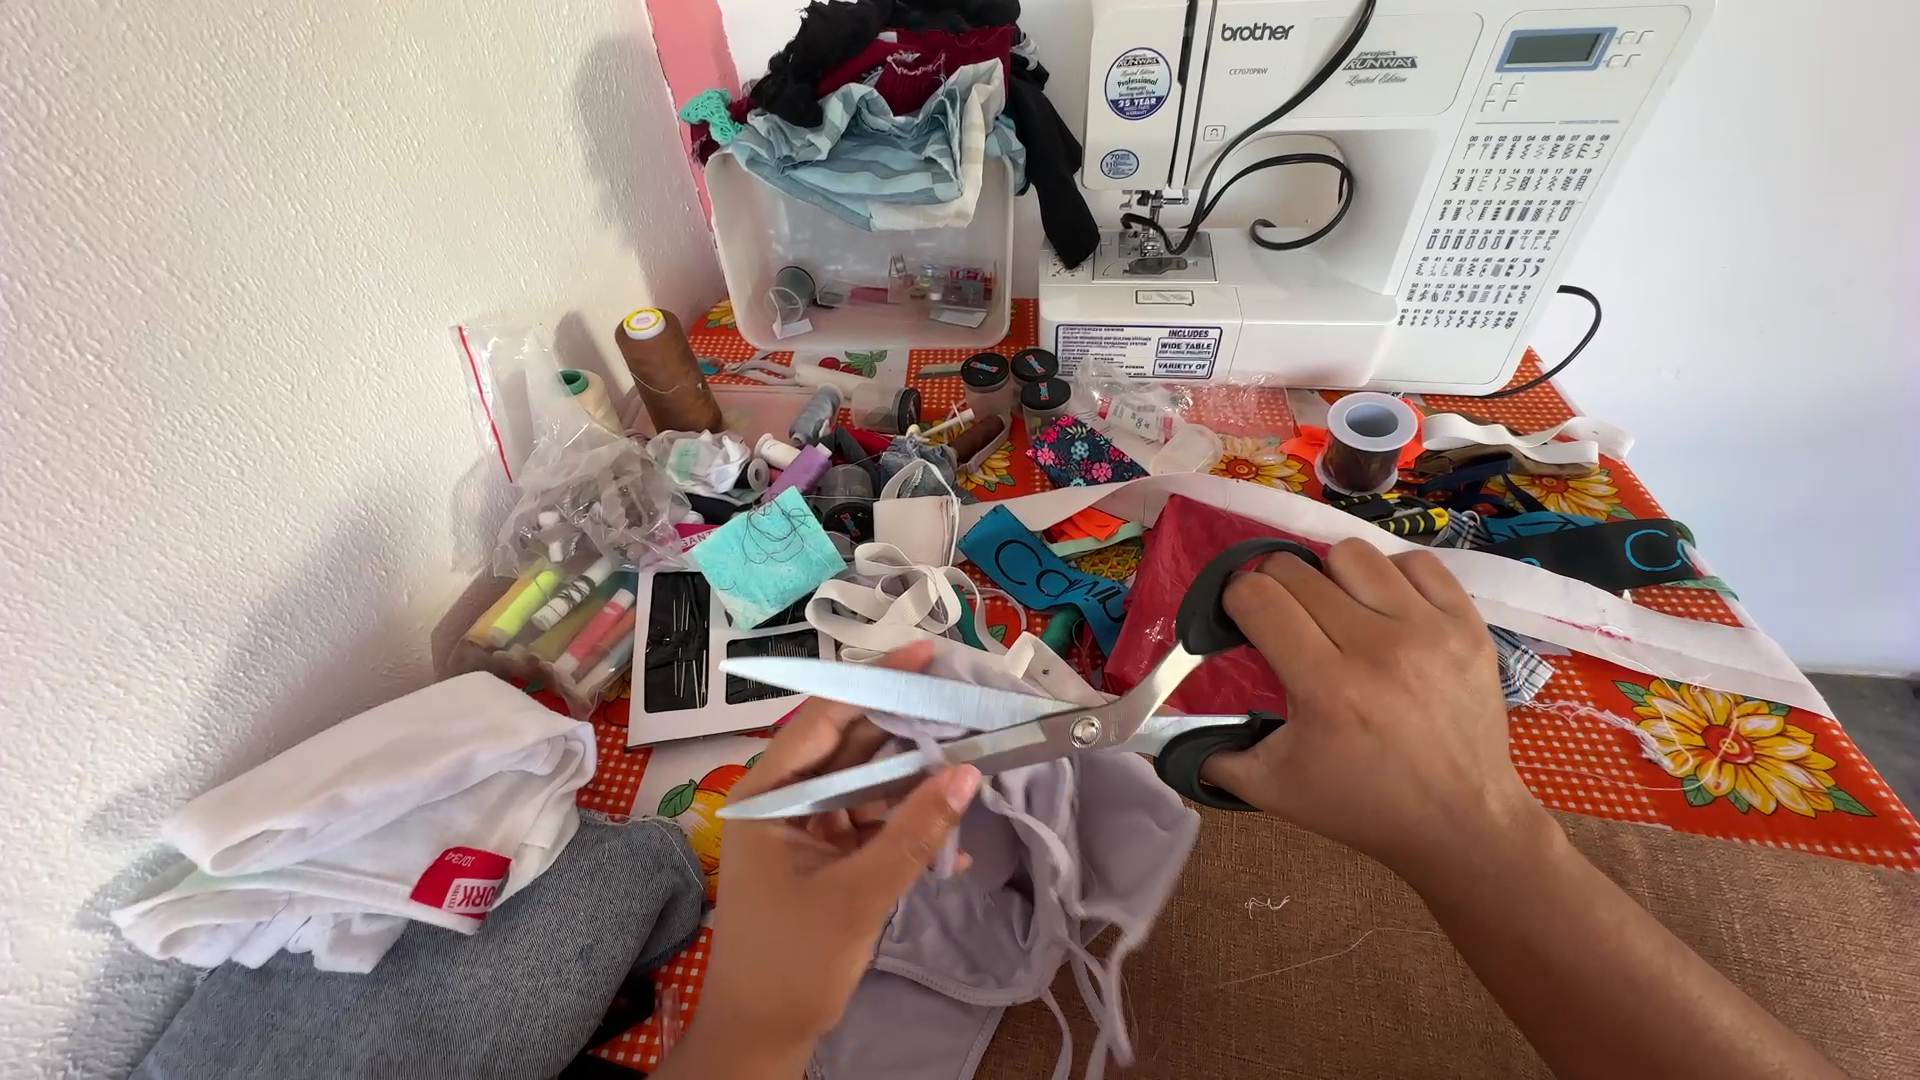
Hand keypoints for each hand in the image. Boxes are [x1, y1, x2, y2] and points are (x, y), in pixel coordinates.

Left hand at [680, 642, 981, 1073]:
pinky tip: (954, 835)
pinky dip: (910, 821)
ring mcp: (810, 823)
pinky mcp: (831, 850)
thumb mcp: (857, 896)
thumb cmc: (792, 964)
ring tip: (971, 756)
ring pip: (871, 780)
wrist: (764, 1038)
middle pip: (853, 743)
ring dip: (917, 776)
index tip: (923, 654)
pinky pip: (876, 817)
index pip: (824, 718)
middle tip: (960, 701)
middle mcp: (788, 796)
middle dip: (907, 725)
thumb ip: (914, 833)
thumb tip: (969, 773)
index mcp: (770, 793)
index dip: (874, 682)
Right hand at [1202, 539, 1550, 885]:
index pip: (1257, 597)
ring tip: (1333, 609)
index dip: (1235, 599)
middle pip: (1295, 569)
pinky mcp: (1468, 626)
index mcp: (1326, 688)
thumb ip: (1206, 753)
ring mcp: (1430, 632)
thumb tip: (1155, 729)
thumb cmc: (1359, 805)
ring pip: (1351, 554)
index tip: (1240, 620)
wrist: (1464, 825)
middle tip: (1280, 619)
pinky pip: (1414, 561)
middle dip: (1271, 587)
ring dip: (1328, 575)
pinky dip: (1388, 576)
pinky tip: (1383, 608)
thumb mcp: (1269, 788)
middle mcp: (1378, 649)